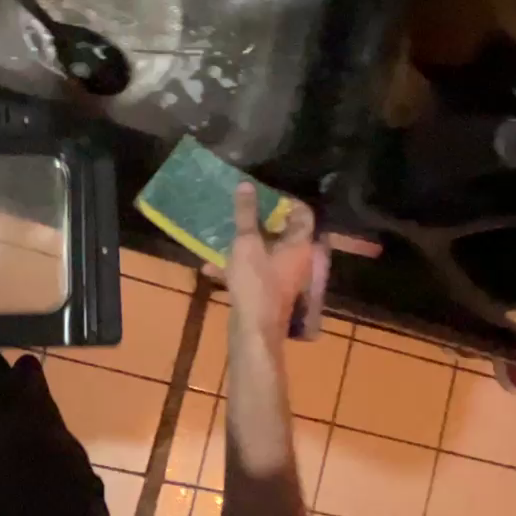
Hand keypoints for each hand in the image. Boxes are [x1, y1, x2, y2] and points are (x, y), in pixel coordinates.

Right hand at [205, 183, 314, 340]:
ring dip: (245, 242)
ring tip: (223, 233)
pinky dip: (238, 265)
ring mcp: (284, 277)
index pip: (303, 213)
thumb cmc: (255, 284)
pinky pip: (255, 270)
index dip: (286, 201)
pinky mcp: (269, 291)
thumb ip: (246, 214)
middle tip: (240, 209)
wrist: (254, 331)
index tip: (263, 193)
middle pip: (283, 231)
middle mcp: (297, 260)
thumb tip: (246, 184)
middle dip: (260, 220)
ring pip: (266, 251)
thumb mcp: (246, 244)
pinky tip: (212, 267)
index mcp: (300, 245)